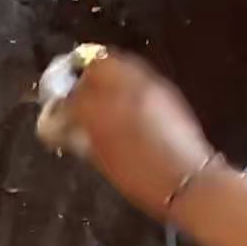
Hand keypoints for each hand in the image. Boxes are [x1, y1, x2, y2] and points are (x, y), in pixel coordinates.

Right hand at [42, 52, 219, 218]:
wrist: (188, 181)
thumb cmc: (142, 181)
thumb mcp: (104, 163)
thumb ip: (82, 139)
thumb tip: (66, 128)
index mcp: (104, 112)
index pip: (71, 96)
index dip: (60, 104)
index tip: (57, 113)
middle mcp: (124, 89)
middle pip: (95, 66)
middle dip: (82, 77)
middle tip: (76, 95)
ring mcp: (147, 85)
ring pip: (117, 64)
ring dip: (102, 75)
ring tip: (98, 95)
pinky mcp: (164, 89)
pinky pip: (135, 74)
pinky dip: (123, 81)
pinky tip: (121, 100)